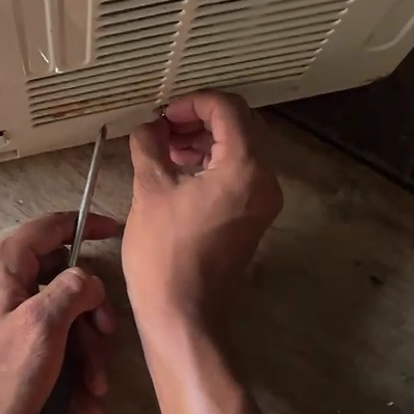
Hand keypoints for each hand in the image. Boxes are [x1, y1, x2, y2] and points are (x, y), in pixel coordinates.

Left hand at [0, 211, 122, 413]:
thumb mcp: (44, 326)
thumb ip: (73, 289)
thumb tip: (88, 279)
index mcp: (4, 261)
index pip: (52, 226)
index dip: (86, 225)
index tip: (116, 230)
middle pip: (61, 278)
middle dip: (90, 315)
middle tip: (107, 339)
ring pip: (57, 315)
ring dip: (83, 351)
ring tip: (94, 391)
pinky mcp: (1, 338)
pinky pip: (43, 339)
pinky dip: (66, 365)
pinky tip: (82, 402)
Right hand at [122, 91, 283, 323]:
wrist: (182, 312)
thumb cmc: (164, 250)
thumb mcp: (150, 188)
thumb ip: (150, 145)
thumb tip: (149, 126)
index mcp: (244, 167)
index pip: (228, 108)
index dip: (192, 102)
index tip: (162, 116)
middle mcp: (264, 179)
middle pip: (240, 124)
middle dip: (200, 117)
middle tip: (163, 127)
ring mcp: (262, 200)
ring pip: (241, 147)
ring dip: (205, 138)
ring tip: (165, 146)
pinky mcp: (253, 216)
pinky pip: (239, 171)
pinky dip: (212, 160)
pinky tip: (179, 168)